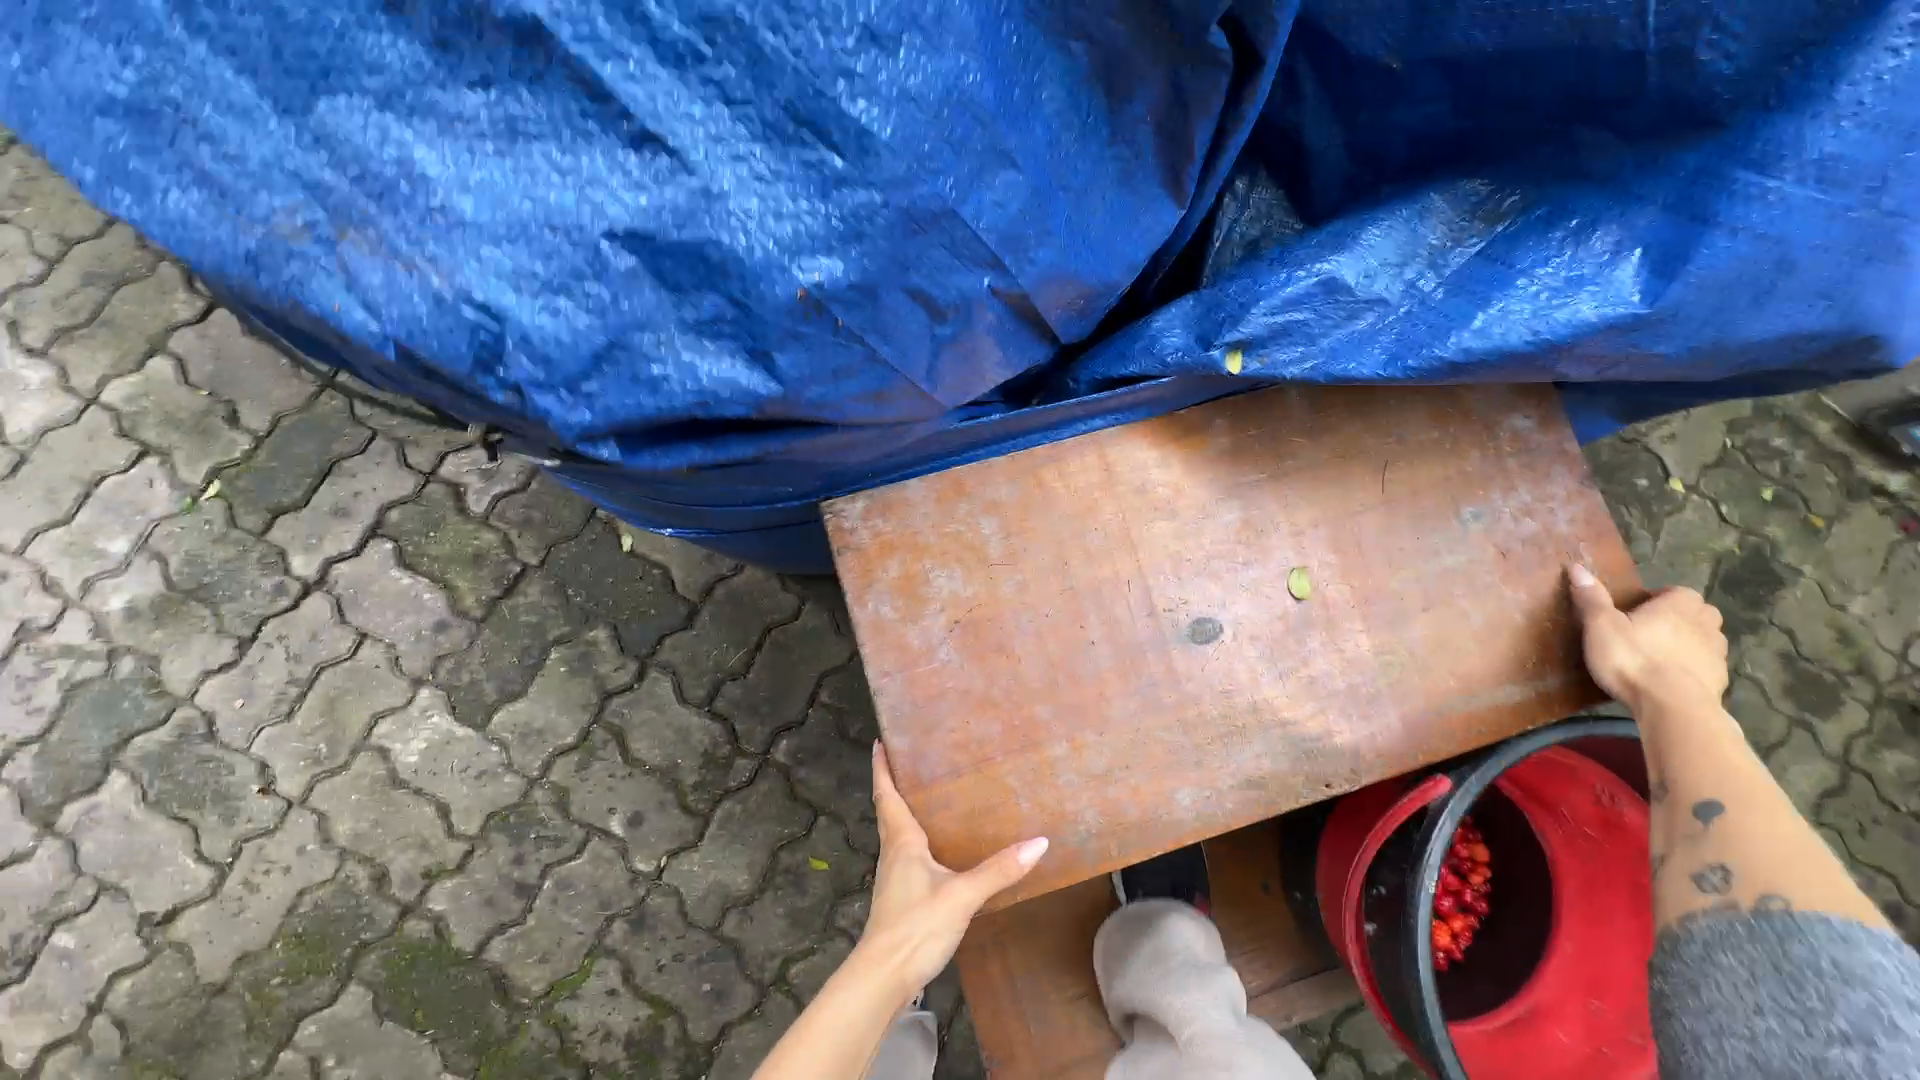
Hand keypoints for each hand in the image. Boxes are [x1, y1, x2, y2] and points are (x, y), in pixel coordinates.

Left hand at [852, 742, 1047, 1002]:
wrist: (884, 978)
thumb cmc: (916, 927)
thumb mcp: (962, 896)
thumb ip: (999, 870)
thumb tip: (1039, 842)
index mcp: (902, 843)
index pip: (887, 796)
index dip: (881, 769)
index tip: (879, 742)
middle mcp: (892, 855)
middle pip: (889, 813)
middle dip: (894, 787)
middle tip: (908, 764)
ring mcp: (893, 880)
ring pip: (896, 837)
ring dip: (903, 816)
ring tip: (925, 801)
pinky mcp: (899, 902)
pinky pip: (905, 860)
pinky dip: (915, 845)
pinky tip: (934, 854)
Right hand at [1568, 564, 1728, 707]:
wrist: (1672, 704)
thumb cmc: (1633, 659)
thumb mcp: (1601, 626)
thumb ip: (1592, 598)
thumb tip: (1577, 567)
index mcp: (1678, 606)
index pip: (1678, 592)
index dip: (1660, 598)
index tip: (1638, 610)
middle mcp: (1704, 624)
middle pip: (1700, 613)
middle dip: (1682, 617)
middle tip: (1652, 630)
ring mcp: (1717, 653)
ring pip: (1707, 639)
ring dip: (1690, 642)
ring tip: (1661, 655)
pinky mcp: (1720, 679)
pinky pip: (1707, 666)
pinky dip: (1693, 667)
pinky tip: (1672, 679)